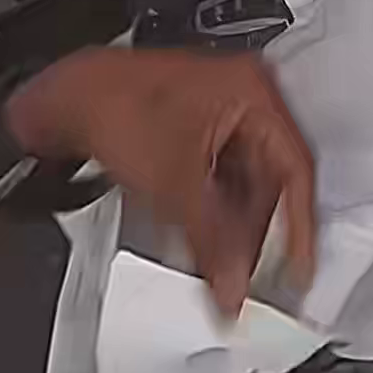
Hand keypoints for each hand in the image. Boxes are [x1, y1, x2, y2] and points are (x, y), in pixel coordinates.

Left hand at [5, 48, 316, 315]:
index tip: (300, 265)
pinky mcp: (205, 124)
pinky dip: (218, 206)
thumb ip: (213, 239)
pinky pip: (226, 171)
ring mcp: (226, 108)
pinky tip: (208, 238)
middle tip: (250, 272)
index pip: (295, 162)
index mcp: (254, 91)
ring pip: (247, 175)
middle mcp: (247, 94)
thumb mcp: (175, 181)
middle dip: (259, 228)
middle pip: (271, 173)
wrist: (72, 96)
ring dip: (236, 222)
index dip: (299, 220)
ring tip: (224, 265)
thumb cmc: (119, 106)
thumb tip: (235, 282)